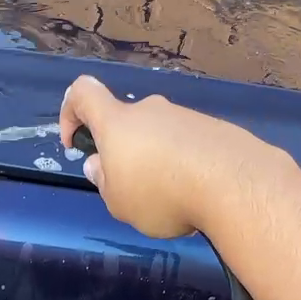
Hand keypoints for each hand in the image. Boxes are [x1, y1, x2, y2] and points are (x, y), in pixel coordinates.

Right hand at [59, 74, 286, 237]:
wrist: (230, 182)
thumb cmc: (160, 194)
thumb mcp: (118, 202)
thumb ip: (103, 182)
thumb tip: (98, 165)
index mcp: (117, 124)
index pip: (83, 94)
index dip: (70, 113)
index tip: (74, 144)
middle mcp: (148, 111)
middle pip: (125, 126)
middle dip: (122, 158)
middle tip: (131, 194)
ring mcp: (182, 117)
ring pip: (156, 139)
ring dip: (154, 167)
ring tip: (169, 205)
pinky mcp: (210, 129)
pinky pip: (184, 147)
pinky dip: (181, 170)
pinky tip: (194, 198)